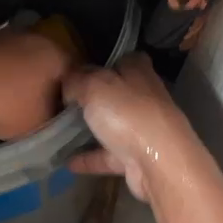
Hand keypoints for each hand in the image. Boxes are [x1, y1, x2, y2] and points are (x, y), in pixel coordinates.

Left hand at [0, 30, 74, 142]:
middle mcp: (29, 35)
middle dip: (42, 81)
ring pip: (16, 56)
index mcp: (54, 52)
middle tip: (37, 106)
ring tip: (6, 99)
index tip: (64, 112)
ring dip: (14, 74)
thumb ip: (56, 118)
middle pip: (44, 60)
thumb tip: (57, 115)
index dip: (72, 94)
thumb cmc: (6, 107)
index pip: (75, 72)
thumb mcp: (41, 124)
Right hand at [64, 52, 201, 202]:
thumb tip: (69, 82)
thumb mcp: (93, 85)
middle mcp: (145, 97)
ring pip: (113, 124)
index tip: (80, 69)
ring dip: (92, 128)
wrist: (159, 164)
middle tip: (65, 100)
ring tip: (62, 130)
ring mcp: (143, 129)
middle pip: (117, 92)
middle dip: (94, 96)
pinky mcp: (138, 158)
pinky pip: (108, 155)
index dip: (104, 61)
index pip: (125, 58)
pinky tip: (67, 161)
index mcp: (138, 72)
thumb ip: (76, 80)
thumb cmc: (127, 113)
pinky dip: (90, 158)